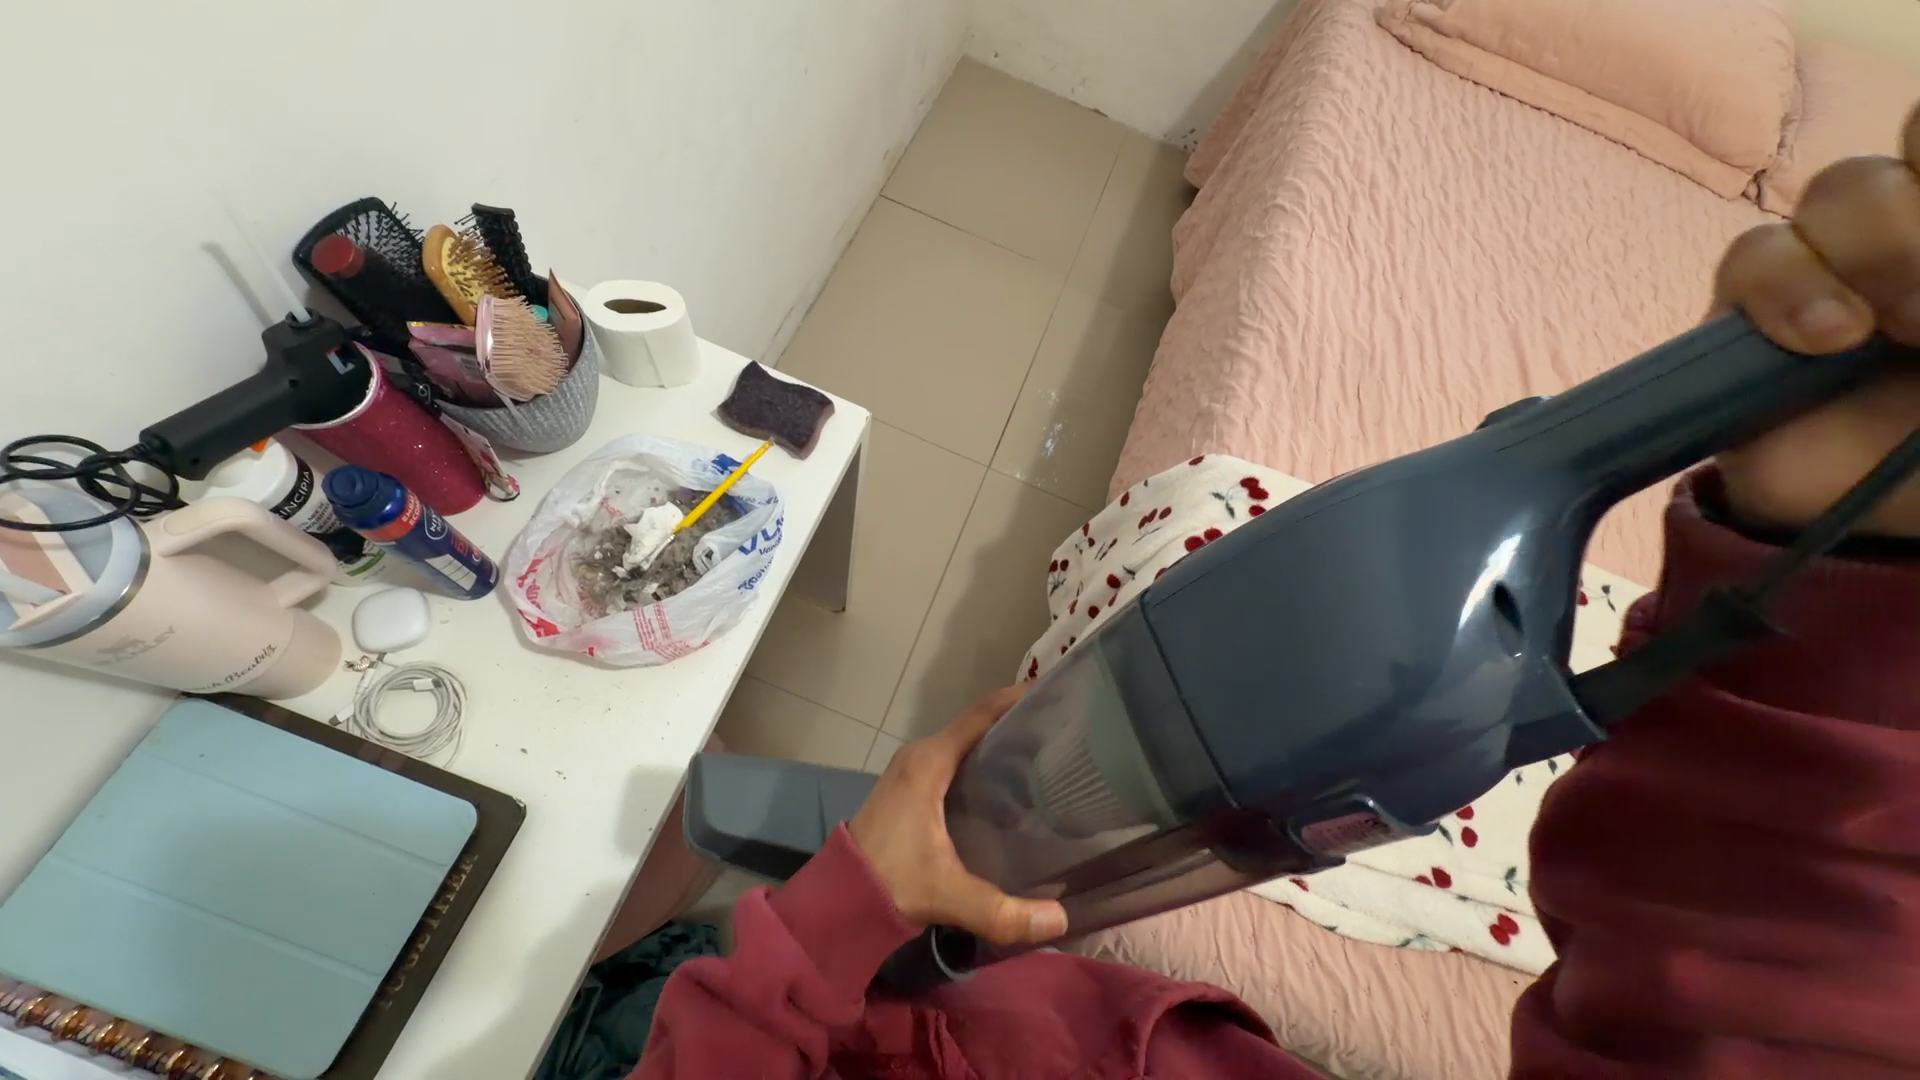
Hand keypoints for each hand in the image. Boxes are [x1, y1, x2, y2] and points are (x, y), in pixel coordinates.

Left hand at [847, 686, 1069, 946]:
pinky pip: (955, 760)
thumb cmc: (890, 881)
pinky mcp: (911, 787)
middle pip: (977, 725)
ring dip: (1000, 746)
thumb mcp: (948, 894)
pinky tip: (1011, 789)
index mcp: (930, 761)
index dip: (1018, 698)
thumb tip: (1060, 921)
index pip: (982, 714)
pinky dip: (983, 764)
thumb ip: (1003, 911)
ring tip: (1047, 759)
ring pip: (965, 744)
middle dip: (1018, 724)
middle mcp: (922, 754)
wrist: (838, 899)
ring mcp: (913, 769)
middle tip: (1063, 734)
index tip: (1055, 694)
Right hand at [1711, 108, 1919, 538]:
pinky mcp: (1746, 307)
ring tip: (1890, 333)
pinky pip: (1752, 255)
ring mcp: (1831, 261)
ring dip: (1876, 247)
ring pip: (1838, 188)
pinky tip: (1823, 343)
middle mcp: (1913, 226)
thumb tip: (1905, 301)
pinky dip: (1788, 290)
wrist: (1869, 520)